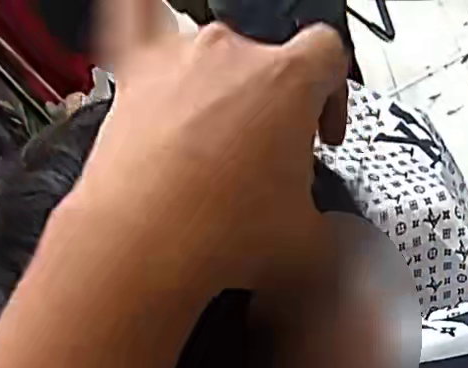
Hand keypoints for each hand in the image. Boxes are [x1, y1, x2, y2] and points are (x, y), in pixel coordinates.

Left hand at [60, 0, 350, 292]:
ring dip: (228, 98)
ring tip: (224, 152)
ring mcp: (178, 58)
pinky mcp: (133, 76)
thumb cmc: (222, 234)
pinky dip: (150, 22)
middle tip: (273, 166)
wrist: (151, 245)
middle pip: (270, 64)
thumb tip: (324, 232)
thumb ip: (328, 222)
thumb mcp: (311, 244)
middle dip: (277, 113)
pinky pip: (138, 17)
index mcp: (288, 83)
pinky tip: (161, 40)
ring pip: (215, 58)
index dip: (334, 95)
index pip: (328, 55)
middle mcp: (232, 55)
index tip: (324, 133)